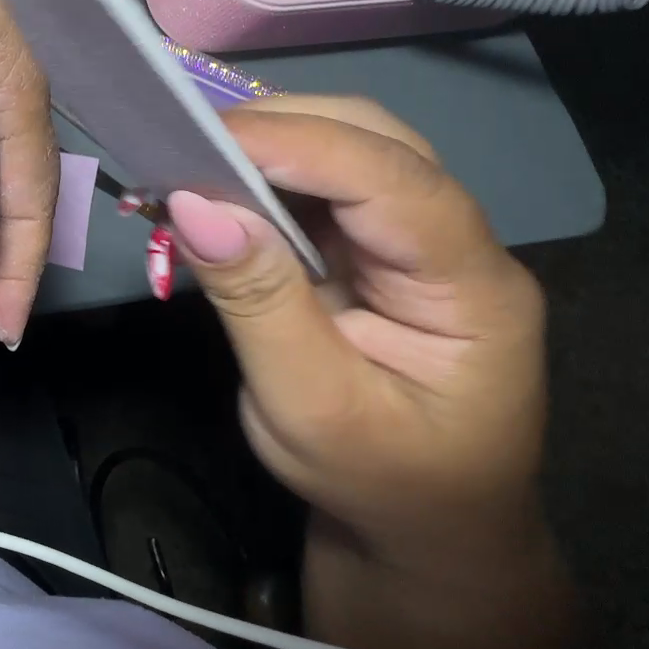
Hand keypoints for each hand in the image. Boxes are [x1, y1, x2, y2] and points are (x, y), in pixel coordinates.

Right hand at [165, 96, 547, 550]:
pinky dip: (253, 175)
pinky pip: (312, 189)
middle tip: (179, 145)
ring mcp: (409, 244)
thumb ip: (256, 300)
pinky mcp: (366, 251)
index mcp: (469, 289)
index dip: (296, 147)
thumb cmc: (374, 476)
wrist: (417, 521)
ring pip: (346, 152)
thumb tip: (193, 206)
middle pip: (379, 143)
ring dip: (261, 144)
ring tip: (181, 162)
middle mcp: (451, 246)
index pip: (393, 183)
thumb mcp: (305, 403)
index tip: (193, 142)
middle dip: (278, 127)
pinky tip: (206, 187)